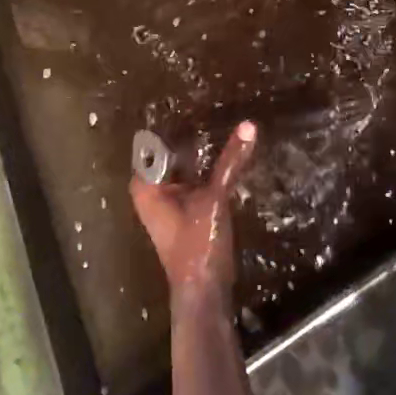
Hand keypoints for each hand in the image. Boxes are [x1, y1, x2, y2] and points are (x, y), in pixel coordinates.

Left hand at [131, 121, 257, 306]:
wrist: (204, 293)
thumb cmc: (197, 244)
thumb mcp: (215, 198)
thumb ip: (230, 161)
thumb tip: (249, 125)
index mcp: (146, 189)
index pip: (152, 145)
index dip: (170, 123)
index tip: (190, 101)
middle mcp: (153, 194)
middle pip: (169, 154)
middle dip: (188, 135)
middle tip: (212, 106)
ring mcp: (169, 205)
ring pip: (183, 167)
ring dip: (200, 152)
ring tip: (221, 122)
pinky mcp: (187, 213)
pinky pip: (194, 179)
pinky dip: (207, 168)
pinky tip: (228, 154)